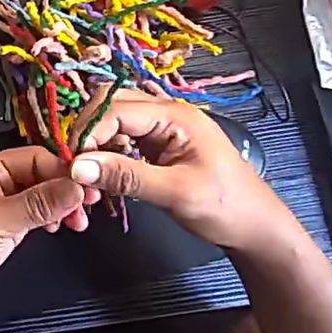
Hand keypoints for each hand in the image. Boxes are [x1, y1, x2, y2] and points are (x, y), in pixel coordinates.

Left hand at [0, 146, 96, 320]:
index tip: (88, 187)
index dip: (62, 170)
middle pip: (42, 174)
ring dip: (63, 204)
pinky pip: (38, 212)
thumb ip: (37, 204)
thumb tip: (75, 187)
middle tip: (89, 206)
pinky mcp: (9, 224)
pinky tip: (61, 227)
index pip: (35, 157)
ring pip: (44, 193)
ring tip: (78, 222)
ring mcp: (4, 202)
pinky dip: (53, 217)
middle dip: (66, 188)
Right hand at [69, 92, 301, 253]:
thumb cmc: (226, 208)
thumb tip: (77, 167)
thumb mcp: (175, 193)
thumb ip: (125, 176)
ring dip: (95, 140)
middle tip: (76, 165)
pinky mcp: (158, 143)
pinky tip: (104, 172)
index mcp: (174, 114)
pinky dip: (106, 150)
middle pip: (110, 103)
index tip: (73, 164)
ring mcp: (162, 126)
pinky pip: (121, 135)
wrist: (258, 229)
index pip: (114, 109)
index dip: (88, 133)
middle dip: (88, 130)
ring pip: (113, 118)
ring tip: (88, 171)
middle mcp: (165, 112)